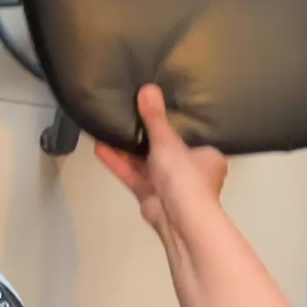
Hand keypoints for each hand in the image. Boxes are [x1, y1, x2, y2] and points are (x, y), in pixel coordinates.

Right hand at [96, 84, 228, 239]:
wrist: (178, 219)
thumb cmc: (185, 177)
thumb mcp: (169, 141)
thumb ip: (155, 118)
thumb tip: (148, 88)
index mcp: (206, 157)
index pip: (189, 137)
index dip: (172, 125)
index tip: (153, 112)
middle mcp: (190, 172)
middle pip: (163, 149)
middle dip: (143, 137)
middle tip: (126, 115)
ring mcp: (169, 185)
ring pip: (144, 162)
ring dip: (126, 149)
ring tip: (107, 127)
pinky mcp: (150, 195)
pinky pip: (132, 174)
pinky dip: (117, 162)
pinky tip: (100, 147)